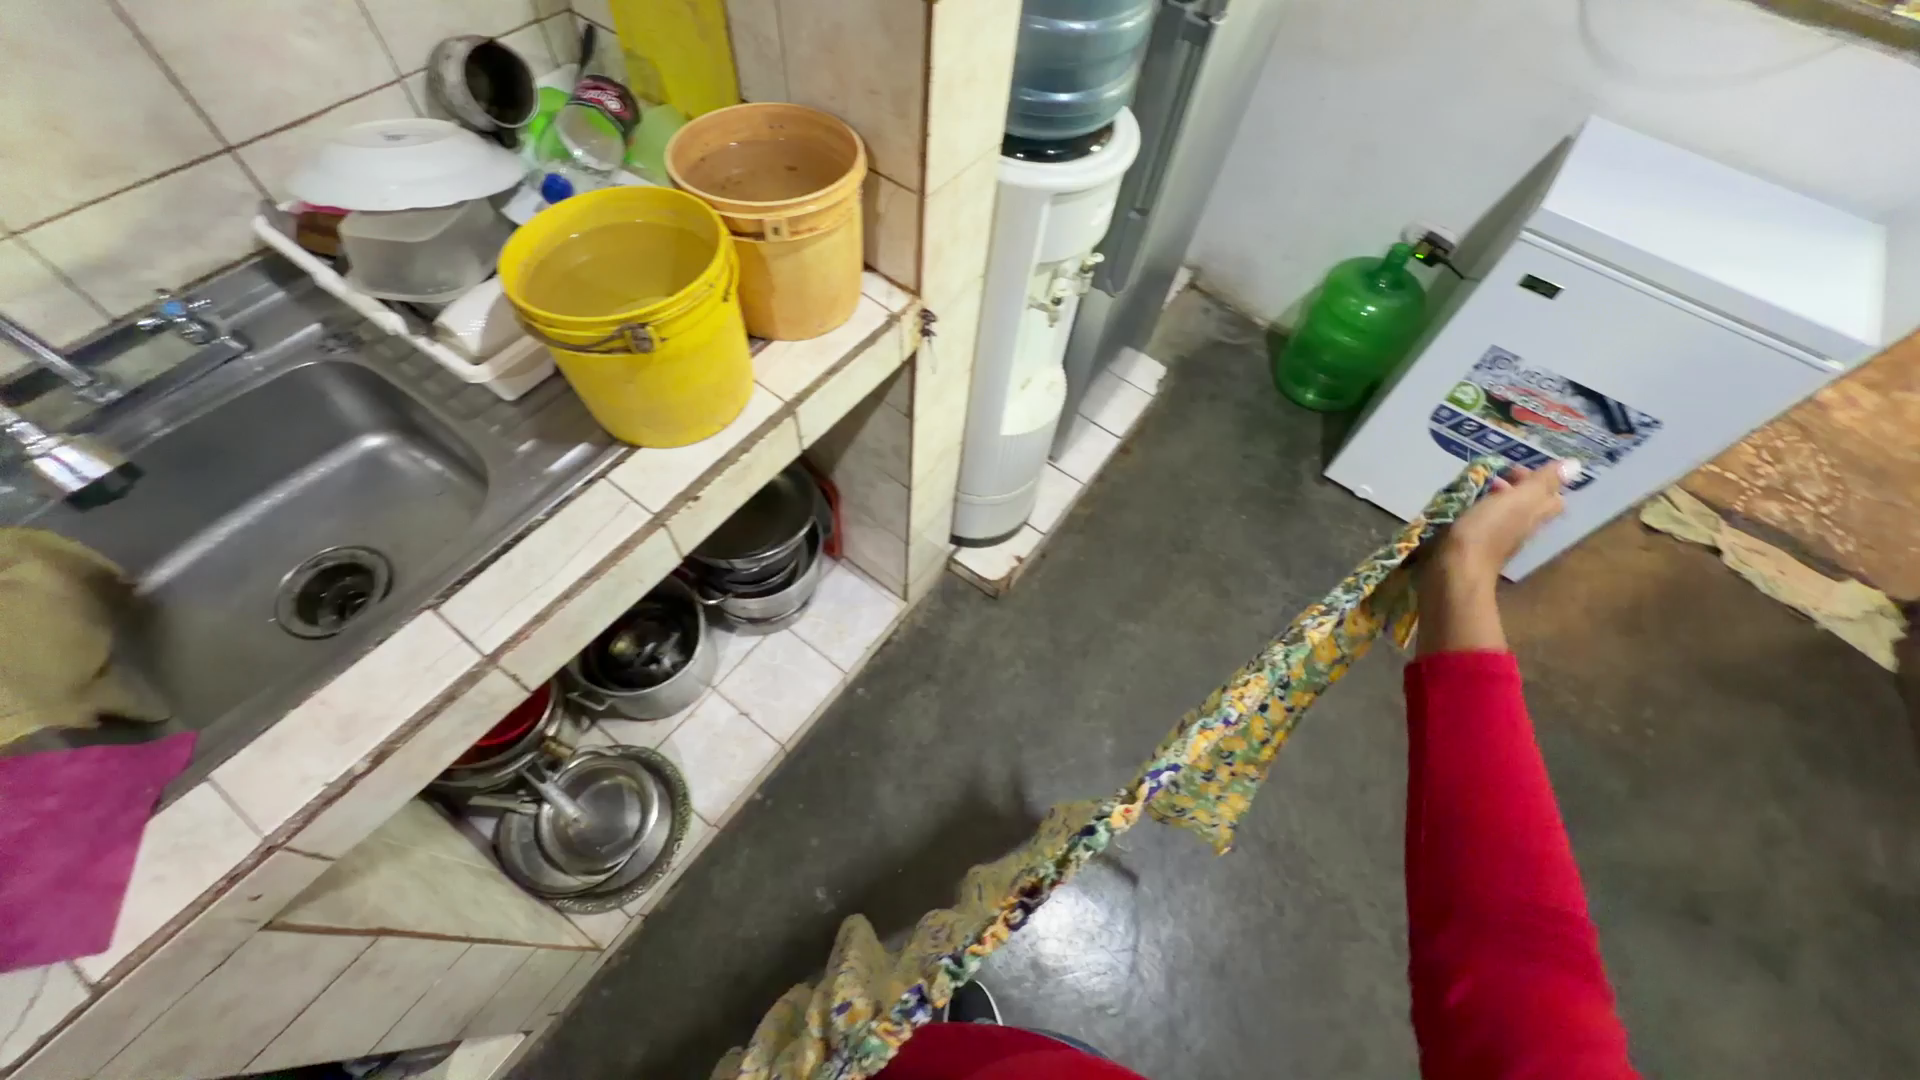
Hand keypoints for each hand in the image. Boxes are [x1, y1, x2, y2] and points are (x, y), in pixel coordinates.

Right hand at [1428, 464, 1568, 586]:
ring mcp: (1500, 538)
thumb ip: (1544, 481)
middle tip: (1493, 478)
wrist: (1458, 568)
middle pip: (1528, 504)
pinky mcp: (1478, 546)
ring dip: (1496, 499)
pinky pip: (1486, 524)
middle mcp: (1523, 527)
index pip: (1551, 496)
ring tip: (1475, 490)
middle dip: (1516, 488)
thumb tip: (1575, 464)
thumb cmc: (1487, 530)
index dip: (1539, 480)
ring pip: (1506, 513)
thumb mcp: (1517, 499)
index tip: (1513, 470)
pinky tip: (1464, 510)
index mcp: (1536, 513)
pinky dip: (1479, 512)